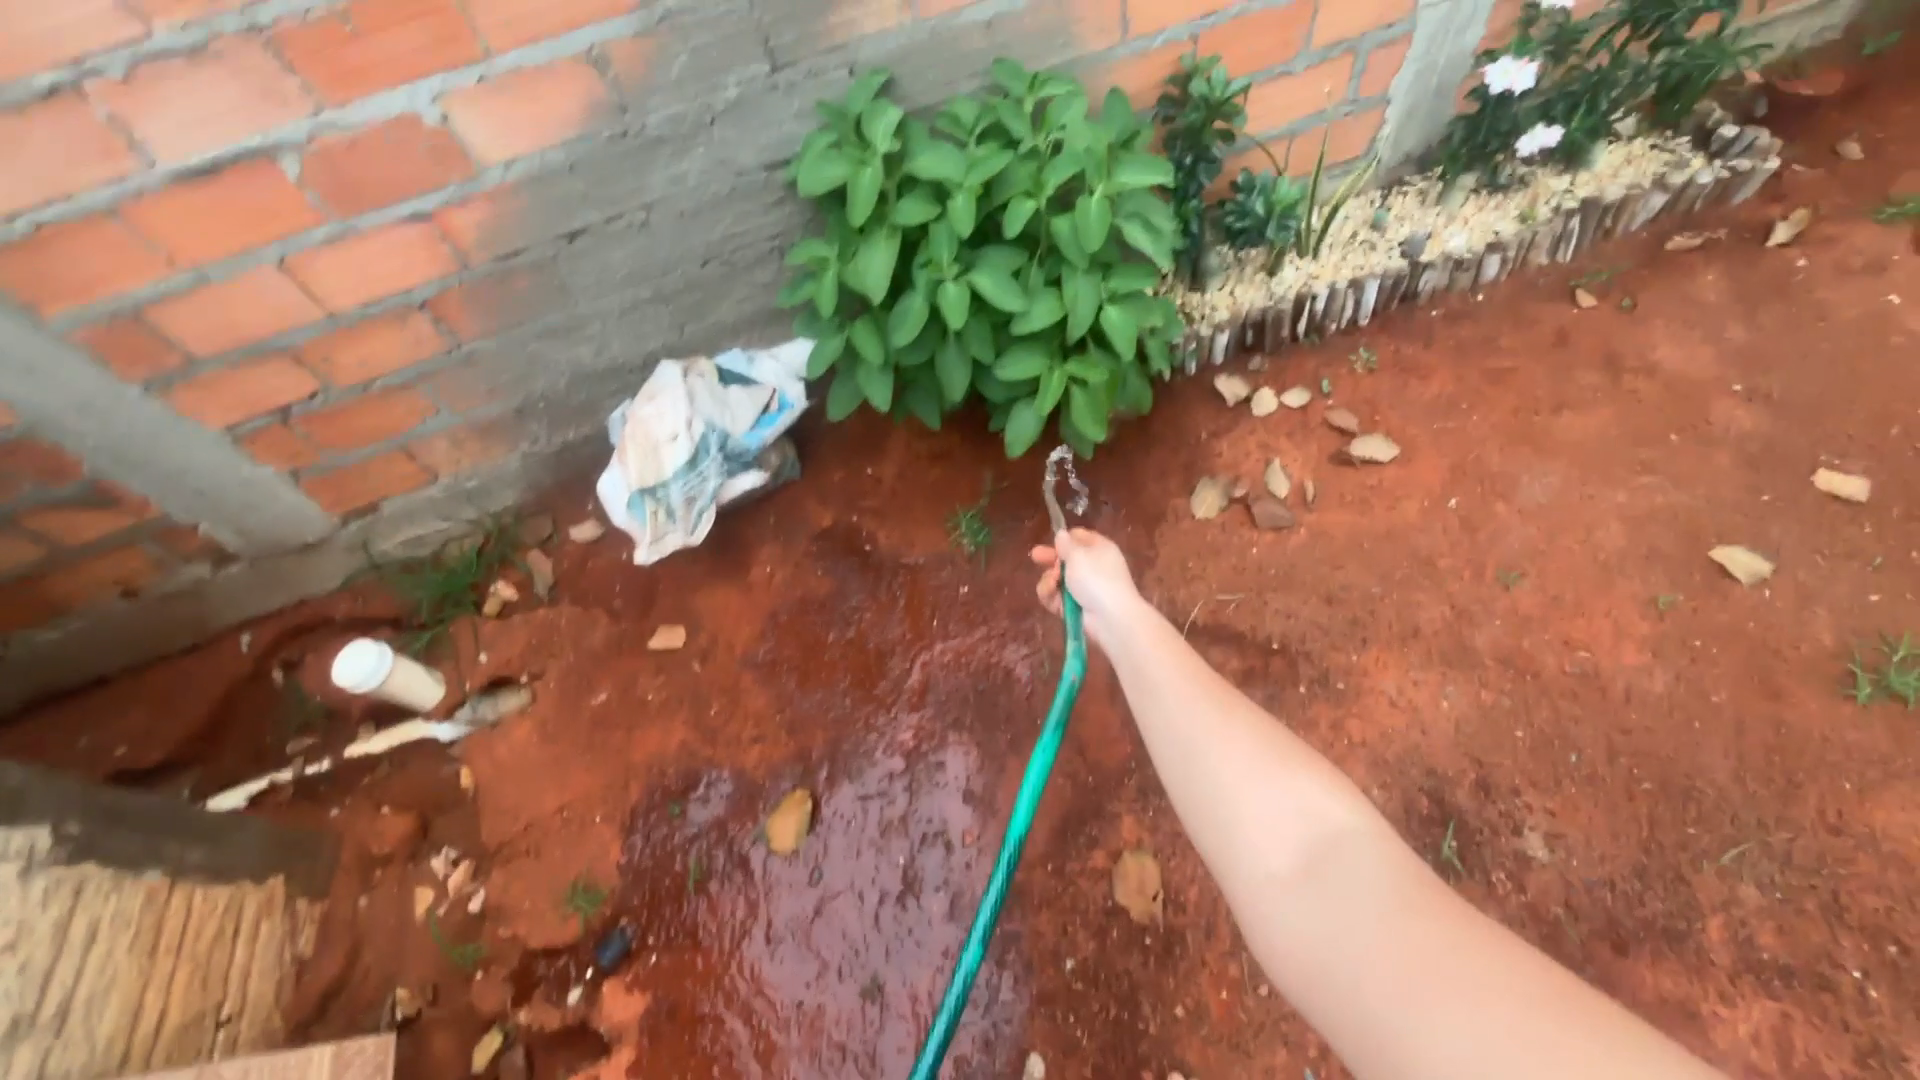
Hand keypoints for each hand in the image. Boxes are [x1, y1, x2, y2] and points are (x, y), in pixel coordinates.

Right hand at [1030, 528, 1143, 647]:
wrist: (1110, 617)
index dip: (1065, 539)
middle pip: (1065, 559)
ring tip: (1052, 582)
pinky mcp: (1072, 606)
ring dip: (1049, 579)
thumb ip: (1065, 544)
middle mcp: (1090, 567)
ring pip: (1056, 578)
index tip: (1053, 541)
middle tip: (1035, 556)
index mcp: (1098, 549)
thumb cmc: (1096, 578)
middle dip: (1050, 559)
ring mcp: (1081, 588)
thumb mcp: (1079, 554)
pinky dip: (1050, 595)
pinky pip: (1055, 597)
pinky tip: (1051, 594)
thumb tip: (1061, 534)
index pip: (1079, 537)